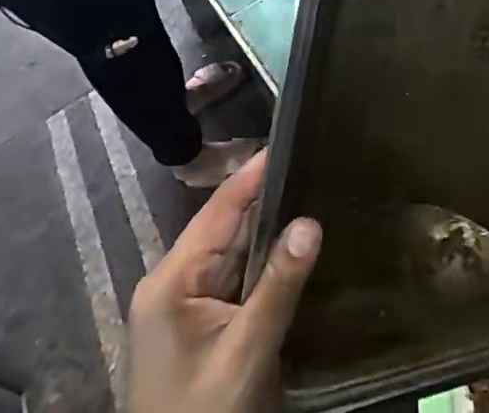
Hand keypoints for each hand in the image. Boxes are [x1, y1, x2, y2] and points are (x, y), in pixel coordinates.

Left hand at [128, 149, 321, 412]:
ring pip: (234, 251)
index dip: (254, 173)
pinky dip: (264, 259)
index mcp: (172, 280)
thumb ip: (279, 286)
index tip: (290, 137)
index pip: (220, 210)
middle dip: (269, 196)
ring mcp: (184, 303)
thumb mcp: (246, 351)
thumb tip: (312, 220)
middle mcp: (173, 282)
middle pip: (228, 226)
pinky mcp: (199, 321)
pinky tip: (295, 243)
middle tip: (315, 162)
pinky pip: (236, 276)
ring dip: (270, 227)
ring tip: (315, 190)